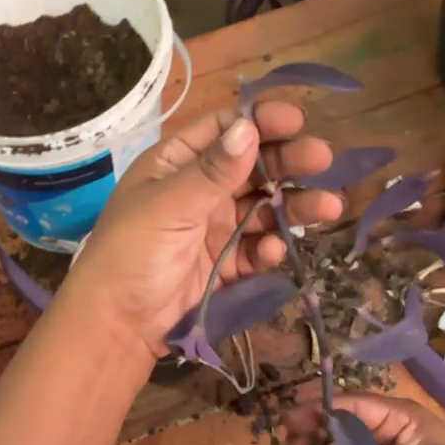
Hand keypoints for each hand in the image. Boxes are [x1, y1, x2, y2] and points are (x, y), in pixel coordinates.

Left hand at [61, 102, 343, 358]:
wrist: (117, 324)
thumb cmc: (132, 252)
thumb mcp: (169, 206)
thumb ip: (212, 171)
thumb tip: (249, 127)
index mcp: (175, 164)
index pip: (222, 131)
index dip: (259, 122)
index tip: (295, 120)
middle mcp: (197, 191)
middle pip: (252, 167)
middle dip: (287, 162)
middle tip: (323, 159)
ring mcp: (213, 228)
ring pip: (263, 209)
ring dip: (294, 207)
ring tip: (328, 207)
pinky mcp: (224, 265)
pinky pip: (256, 249)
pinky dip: (269, 249)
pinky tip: (274, 253)